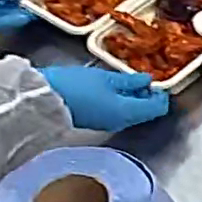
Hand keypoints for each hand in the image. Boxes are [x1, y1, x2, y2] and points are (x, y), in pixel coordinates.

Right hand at [39, 66, 169, 130]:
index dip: (160, 94)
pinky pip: (119, 113)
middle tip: (140, 79)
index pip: (158, 108)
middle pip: (147, 112)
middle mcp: (123, 122)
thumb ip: (130, 81)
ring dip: (134, 98)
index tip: (155, 81)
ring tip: (126, 80)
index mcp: (129, 112)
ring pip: (133, 113)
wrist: (40, 99)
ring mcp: (110, 124)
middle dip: (147, 96)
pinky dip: (122, 102)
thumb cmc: (73, 85)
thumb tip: (147, 80)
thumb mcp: (105, 78)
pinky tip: (112, 89)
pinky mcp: (98, 122)